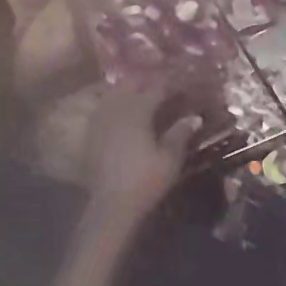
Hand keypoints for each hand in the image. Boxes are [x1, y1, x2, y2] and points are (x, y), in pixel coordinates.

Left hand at [84, 78, 201, 216]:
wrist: (111, 204)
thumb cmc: (145, 181)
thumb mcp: (170, 158)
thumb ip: (181, 133)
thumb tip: (194, 117)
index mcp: (137, 111)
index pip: (156, 88)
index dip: (171, 85)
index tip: (184, 85)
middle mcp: (116, 109)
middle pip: (130, 83)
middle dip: (147, 80)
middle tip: (163, 85)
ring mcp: (100, 120)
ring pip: (113, 93)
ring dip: (129, 89)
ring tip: (143, 93)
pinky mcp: (91, 134)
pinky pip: (103, 108)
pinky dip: (115, 103)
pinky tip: (123, 112)